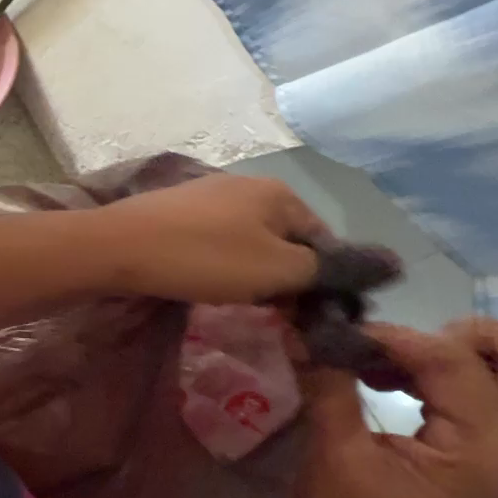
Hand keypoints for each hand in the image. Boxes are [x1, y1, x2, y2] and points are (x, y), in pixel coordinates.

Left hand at [86, 175, 325, 302]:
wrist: (113, 248)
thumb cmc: (203, 257)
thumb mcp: (281, 269)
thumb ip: (331, 269)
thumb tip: (384, 264)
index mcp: (278, 192)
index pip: (324, 240)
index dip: (324, 280)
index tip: (309, 313)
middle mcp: (242, 185)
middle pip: (282, 240)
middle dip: (282, 277)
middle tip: (273, 312)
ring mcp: (200, 197)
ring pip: (244, 244)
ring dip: (246, 275)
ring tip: (235, 300)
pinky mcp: (168, 213)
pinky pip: (208, 244)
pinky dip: (212, 265)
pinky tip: (200, 283)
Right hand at [297, 318, 497, 497]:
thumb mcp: (334, 456)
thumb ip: (329, 386)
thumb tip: (306, 331)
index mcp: (488, 449)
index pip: (456, 360)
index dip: (392, 337)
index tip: (335, 336)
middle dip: (467, 338)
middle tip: (396, 348)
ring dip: (461, 355)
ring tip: (387, 365)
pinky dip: (453, 376)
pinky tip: (394, 385)